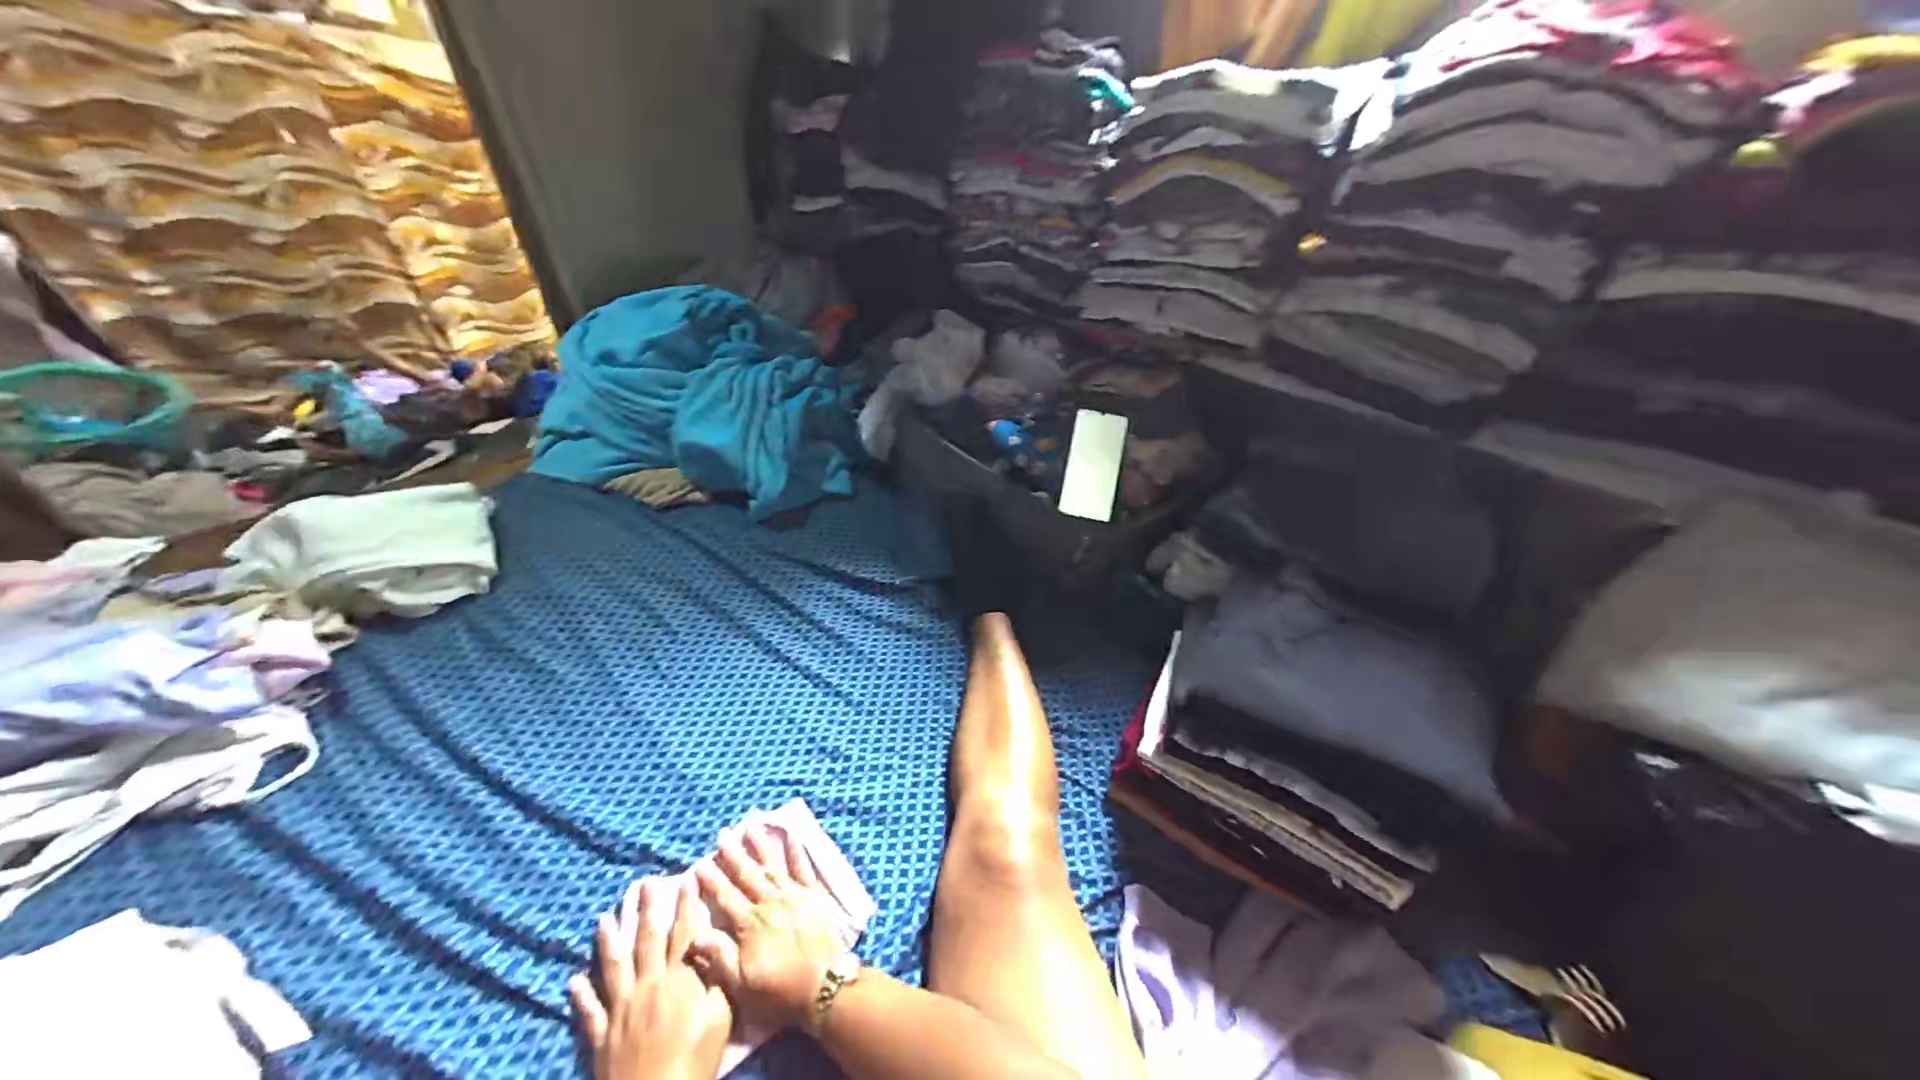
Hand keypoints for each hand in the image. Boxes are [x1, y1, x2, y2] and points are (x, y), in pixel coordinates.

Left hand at [570, 878, 733, 1079]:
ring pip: (614, 967)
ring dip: (609, 941)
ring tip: (603, 918)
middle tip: (644, 883)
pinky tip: (573, 980)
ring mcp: (620, 1010)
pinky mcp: (601, 1037)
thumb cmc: (695, 1060)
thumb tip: (714, 948)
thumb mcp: (721, 1016)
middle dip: (647, 909)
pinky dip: (581, 994)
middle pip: (647, 940)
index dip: (687, 904)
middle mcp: (647, 985)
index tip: (688, 878)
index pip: (685, 932)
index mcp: (679, 978)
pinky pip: (589, 1011)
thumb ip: (717, 978)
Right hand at [692, 825, 850, 1033]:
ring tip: (750, 826)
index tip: (699, 864)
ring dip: (761, 845)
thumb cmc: (779, 990)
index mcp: (750, 924)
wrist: (824, 986)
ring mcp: (794, 896)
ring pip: (773, 865)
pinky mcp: (815, 895)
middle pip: (748, 874)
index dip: (712, 881)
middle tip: (723, 834)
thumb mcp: (742, 983)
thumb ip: (719, 956)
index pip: (726, 897)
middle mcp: (770, 903)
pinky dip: (797, 850)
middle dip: (734, 854)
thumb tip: (694, 934)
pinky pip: (804, 867)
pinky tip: (793, 834)